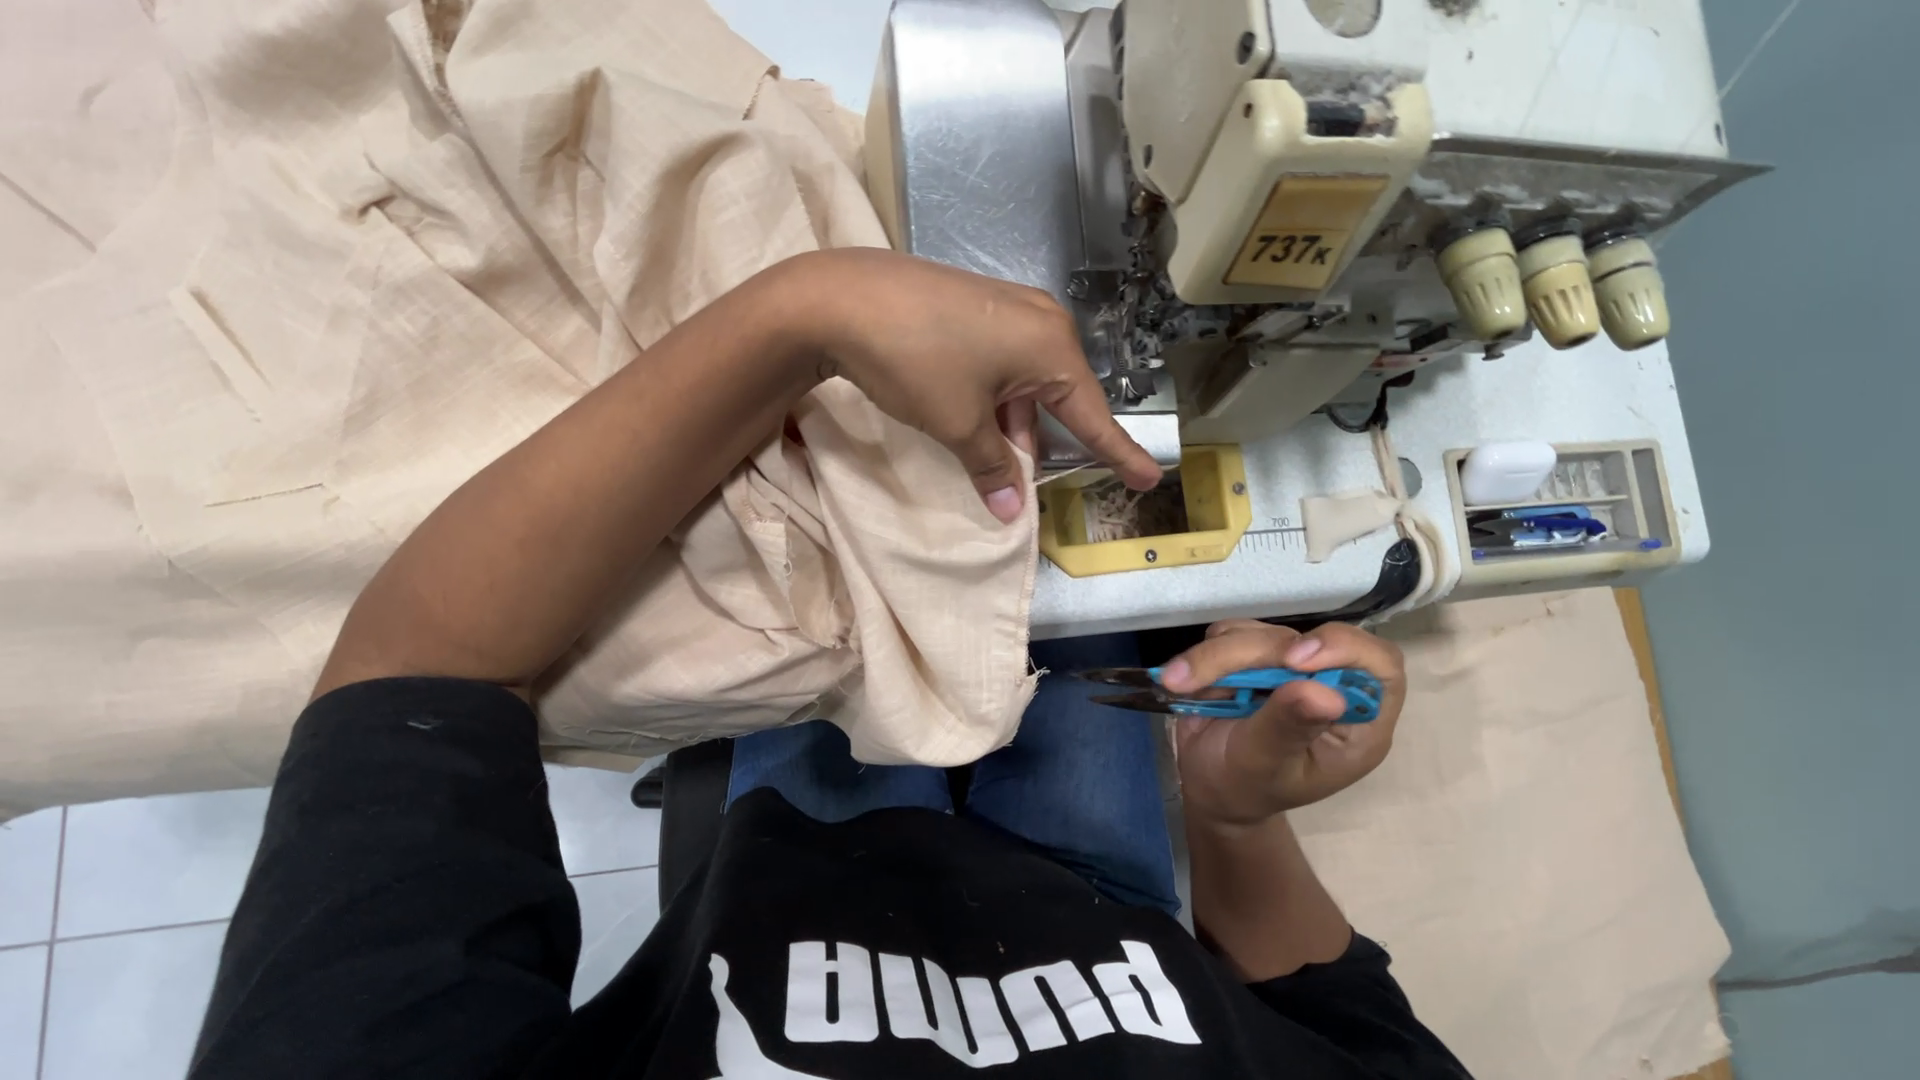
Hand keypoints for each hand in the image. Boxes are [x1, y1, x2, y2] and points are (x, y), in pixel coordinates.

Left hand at [781, 249, 1161, 521]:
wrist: (840, 299)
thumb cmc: (915, 361)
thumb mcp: (958, 424)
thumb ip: (991, 467)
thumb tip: (1011, 511)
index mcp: (1051, 346)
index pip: (1093, 415)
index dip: (1118, 452)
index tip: (1149, 476)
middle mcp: (1041, 319)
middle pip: (1059, 396)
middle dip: (1044, 441)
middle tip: (1029, 480)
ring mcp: (1006, 306)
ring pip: (1026, 381)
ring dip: (1012, 423)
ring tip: (986, 456)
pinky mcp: (975, 305)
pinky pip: (1003, 362)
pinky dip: (995, 397)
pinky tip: (970, 418)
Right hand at [1163, 620, 1405, 824]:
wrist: (1210, 788)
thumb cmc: (1246, 788)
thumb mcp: (1266, 765)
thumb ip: (1289, 727)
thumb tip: (1323, 694)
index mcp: (1357, 719)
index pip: (1379, 665)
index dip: (1345, 648)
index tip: (1296, 660)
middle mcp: (1329, 684)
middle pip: (1302, 642)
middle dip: (1248, 655)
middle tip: (1197, 680)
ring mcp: (1288, 667)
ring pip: (1260, 632)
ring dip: (1216, 656)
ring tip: (1180, 684)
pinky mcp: (1253, 656)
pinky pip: (1230, 634)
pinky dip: (1204, 654)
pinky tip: (1187, 683)